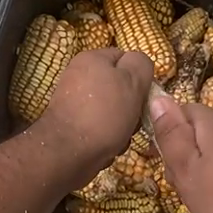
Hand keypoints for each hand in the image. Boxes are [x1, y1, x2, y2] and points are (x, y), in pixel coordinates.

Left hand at [32, 49, 154, 185]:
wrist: (67, 154)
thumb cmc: (104, 113)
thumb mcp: (132, 81)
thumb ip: (141, 65)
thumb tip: (139, 64)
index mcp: (92, 59)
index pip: (126, 59)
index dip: (140, 77)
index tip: (145, 96)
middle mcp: (79, 77)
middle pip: (119, 89)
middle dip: (131, 108)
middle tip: (134, 121)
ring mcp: (74, 104)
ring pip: (112, 113)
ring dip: (121, 128)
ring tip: (119, 139)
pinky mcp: (71, 128)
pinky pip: (99, 130)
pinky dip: (106, 140)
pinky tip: (107, 150)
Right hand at [149, 88, 212, 212]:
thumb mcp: (184, 167)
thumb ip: (170, 133)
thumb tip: (157, 98)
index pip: (180, 109)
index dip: (166, 131)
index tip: (161, 158)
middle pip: (195, 126)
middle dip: (181, 148)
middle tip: (178, 179)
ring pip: (208, 142)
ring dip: (195, 161)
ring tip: (194, 188)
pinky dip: (212, 168)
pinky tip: (212, 190)